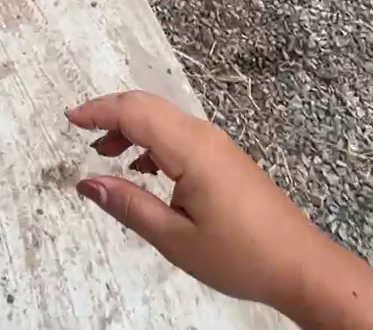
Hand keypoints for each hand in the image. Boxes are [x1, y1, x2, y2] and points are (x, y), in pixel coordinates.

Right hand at [68, 91, 372, 329]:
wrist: (303, 266)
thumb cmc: (239, 256)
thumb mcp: (176, 239)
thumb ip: (129, 206)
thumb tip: (87, 183)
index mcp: (190, 148)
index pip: (134, 112)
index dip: (99, 111)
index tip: (70, 118)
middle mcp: (202, 134)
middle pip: (147, 106)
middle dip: (110, 115)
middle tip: (82, 134)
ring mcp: (215, 143)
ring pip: (162, 118)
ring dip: (130, 128)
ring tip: (106, 155)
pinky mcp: (223, 155)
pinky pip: (178, 133)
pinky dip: (151, 140)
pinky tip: (143, 169)